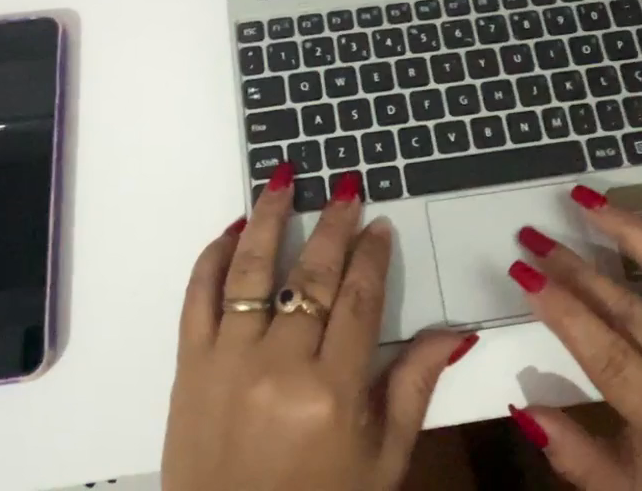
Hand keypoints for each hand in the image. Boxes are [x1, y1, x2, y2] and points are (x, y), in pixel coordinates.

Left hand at [162, 165, 475, 490]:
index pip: (360, 300)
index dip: (373, 256)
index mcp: (333, 392)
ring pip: (250, 269)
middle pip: (310, 275)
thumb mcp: (380, 461)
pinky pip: (197, 296)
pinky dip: (212, 257)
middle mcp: (279, 364)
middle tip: (346, 188)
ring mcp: (227, 359)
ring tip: (286, 179)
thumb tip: (453, 332)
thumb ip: (412, 389)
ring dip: (268, 217)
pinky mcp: (188, 363)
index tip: (380, 225)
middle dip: (334, 225)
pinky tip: (231, 230)